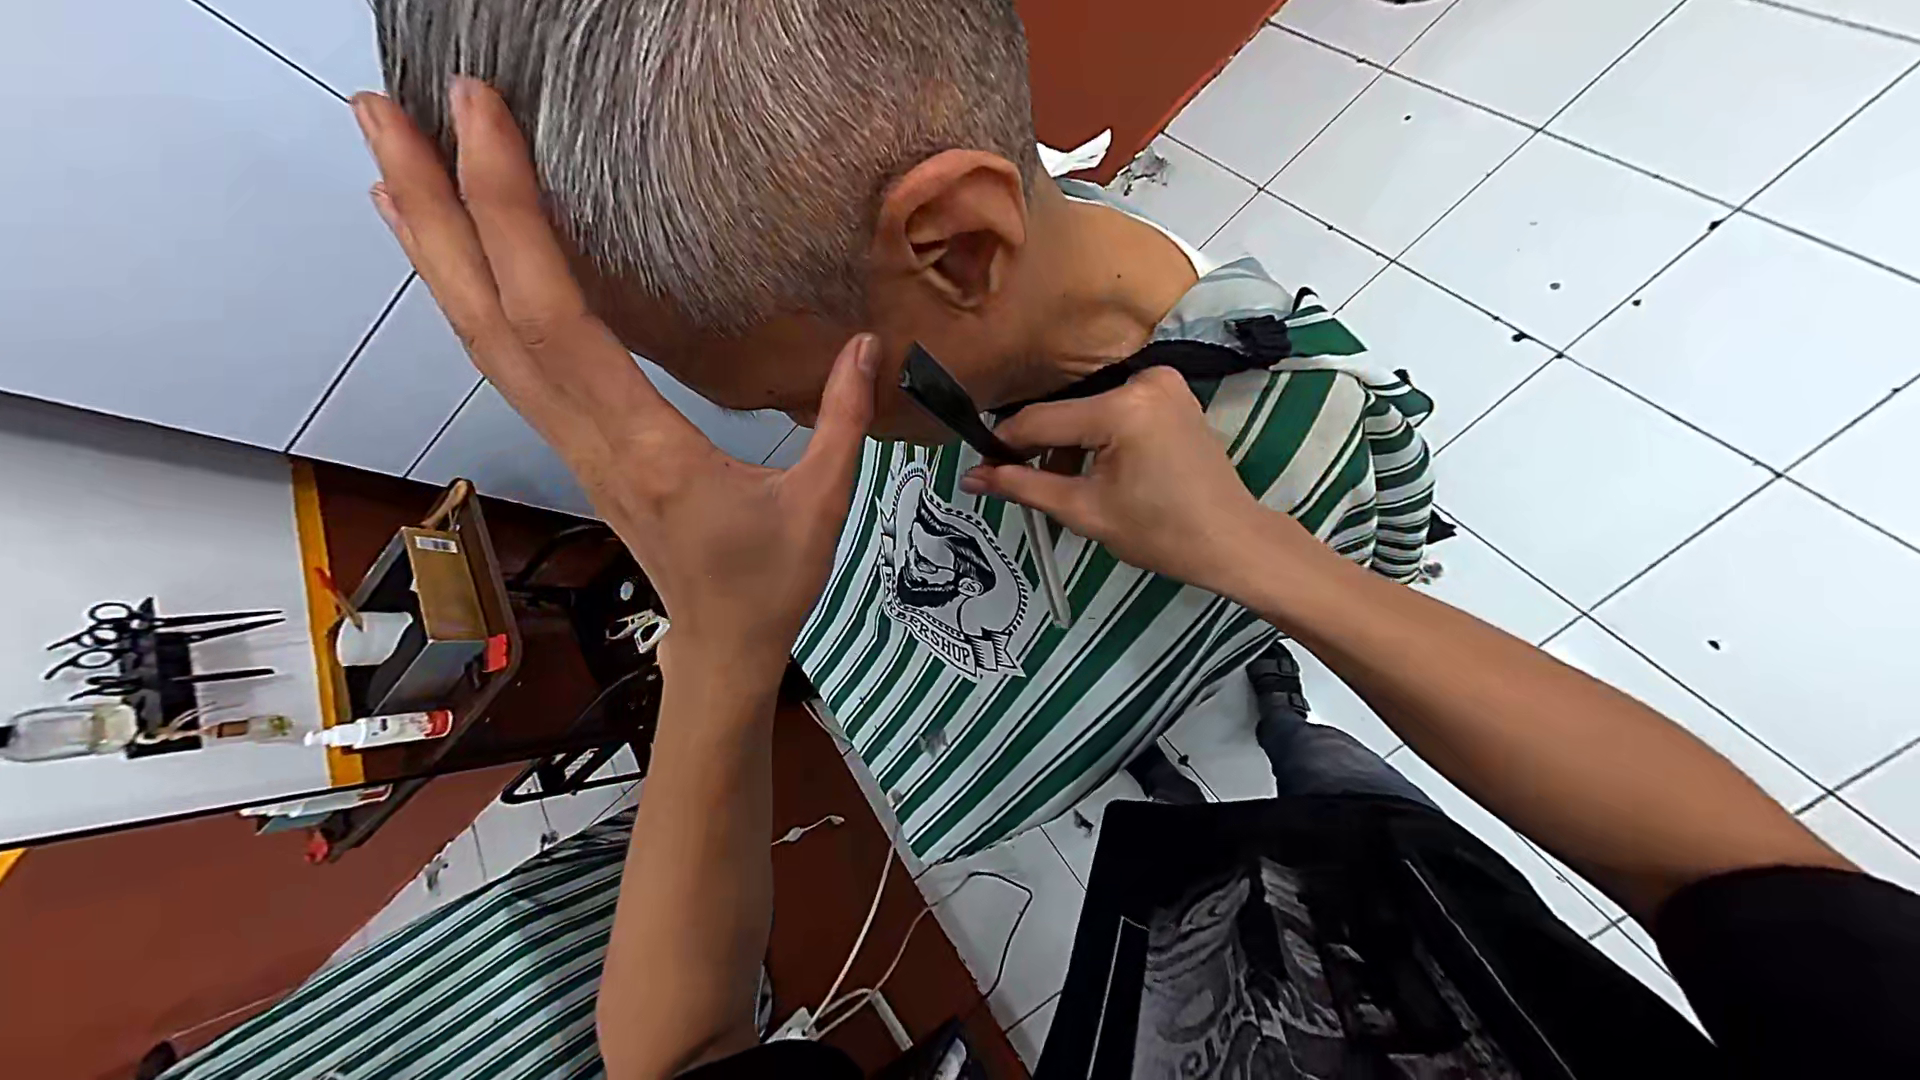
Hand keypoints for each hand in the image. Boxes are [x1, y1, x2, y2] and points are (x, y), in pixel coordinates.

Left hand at [354, 78, 876, 679]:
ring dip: (437, 253)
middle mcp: (591, 439)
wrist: (721, 645)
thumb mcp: (823, 503)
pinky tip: (454, 267)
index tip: (481, 119)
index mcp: (650, 446)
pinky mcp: (580, 454)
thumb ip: (843, 422)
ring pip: (487, 345)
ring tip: (390, 161)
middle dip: (437, 210)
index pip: (561, 318)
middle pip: (493, 320)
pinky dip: (471, 306)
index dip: (515, 216)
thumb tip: (868, 345)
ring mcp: (575, 449)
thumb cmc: (771, 582)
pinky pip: (510, 370)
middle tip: (384, 106)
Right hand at [960, 367, 1315, 598]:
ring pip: (1086, 410)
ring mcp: (1162, 382)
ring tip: (1063, 485)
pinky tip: (1092, 469)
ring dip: (1067, 445)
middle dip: (1039, 449)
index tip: (981, 468)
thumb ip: (1023, 486)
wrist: (1231, 541)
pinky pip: (1113, 408)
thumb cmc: (1160, 534)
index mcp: (1122, 408)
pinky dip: (1095, 436)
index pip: (1040, 421)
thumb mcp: (1083, 511)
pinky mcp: (1171, 392)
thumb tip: (972, 477)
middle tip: (1020, 483)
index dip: (1004, 446)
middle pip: (1064, 412)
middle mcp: (1143, 380)